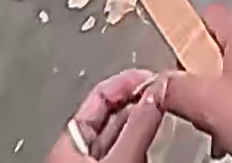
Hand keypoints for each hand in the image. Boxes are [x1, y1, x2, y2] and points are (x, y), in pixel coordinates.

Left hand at [46, 69, 164, 162]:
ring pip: (121, 138)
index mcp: (68, 143)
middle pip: (113, 116)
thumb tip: (158, 89)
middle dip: (139, 102)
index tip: (154, 77)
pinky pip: (127, 156)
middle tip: (164, 94)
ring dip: (143, 125)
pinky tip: (156, 146)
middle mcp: (77, 156)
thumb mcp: (118, 160)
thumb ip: (138, 125)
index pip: (100, 95)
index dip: (128, 82)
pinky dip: (142, 147)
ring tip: (164, 115)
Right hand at [161, 4, 231, 162]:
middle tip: (201, 98)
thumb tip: (156, 84)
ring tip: (218, 116)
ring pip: (228, 62)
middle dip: (203, 74)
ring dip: (219, 89)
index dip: (186, 44)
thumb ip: (176, 88)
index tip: (182, 70)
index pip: (201, 17)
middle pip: (213, 42)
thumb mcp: (208, 103)